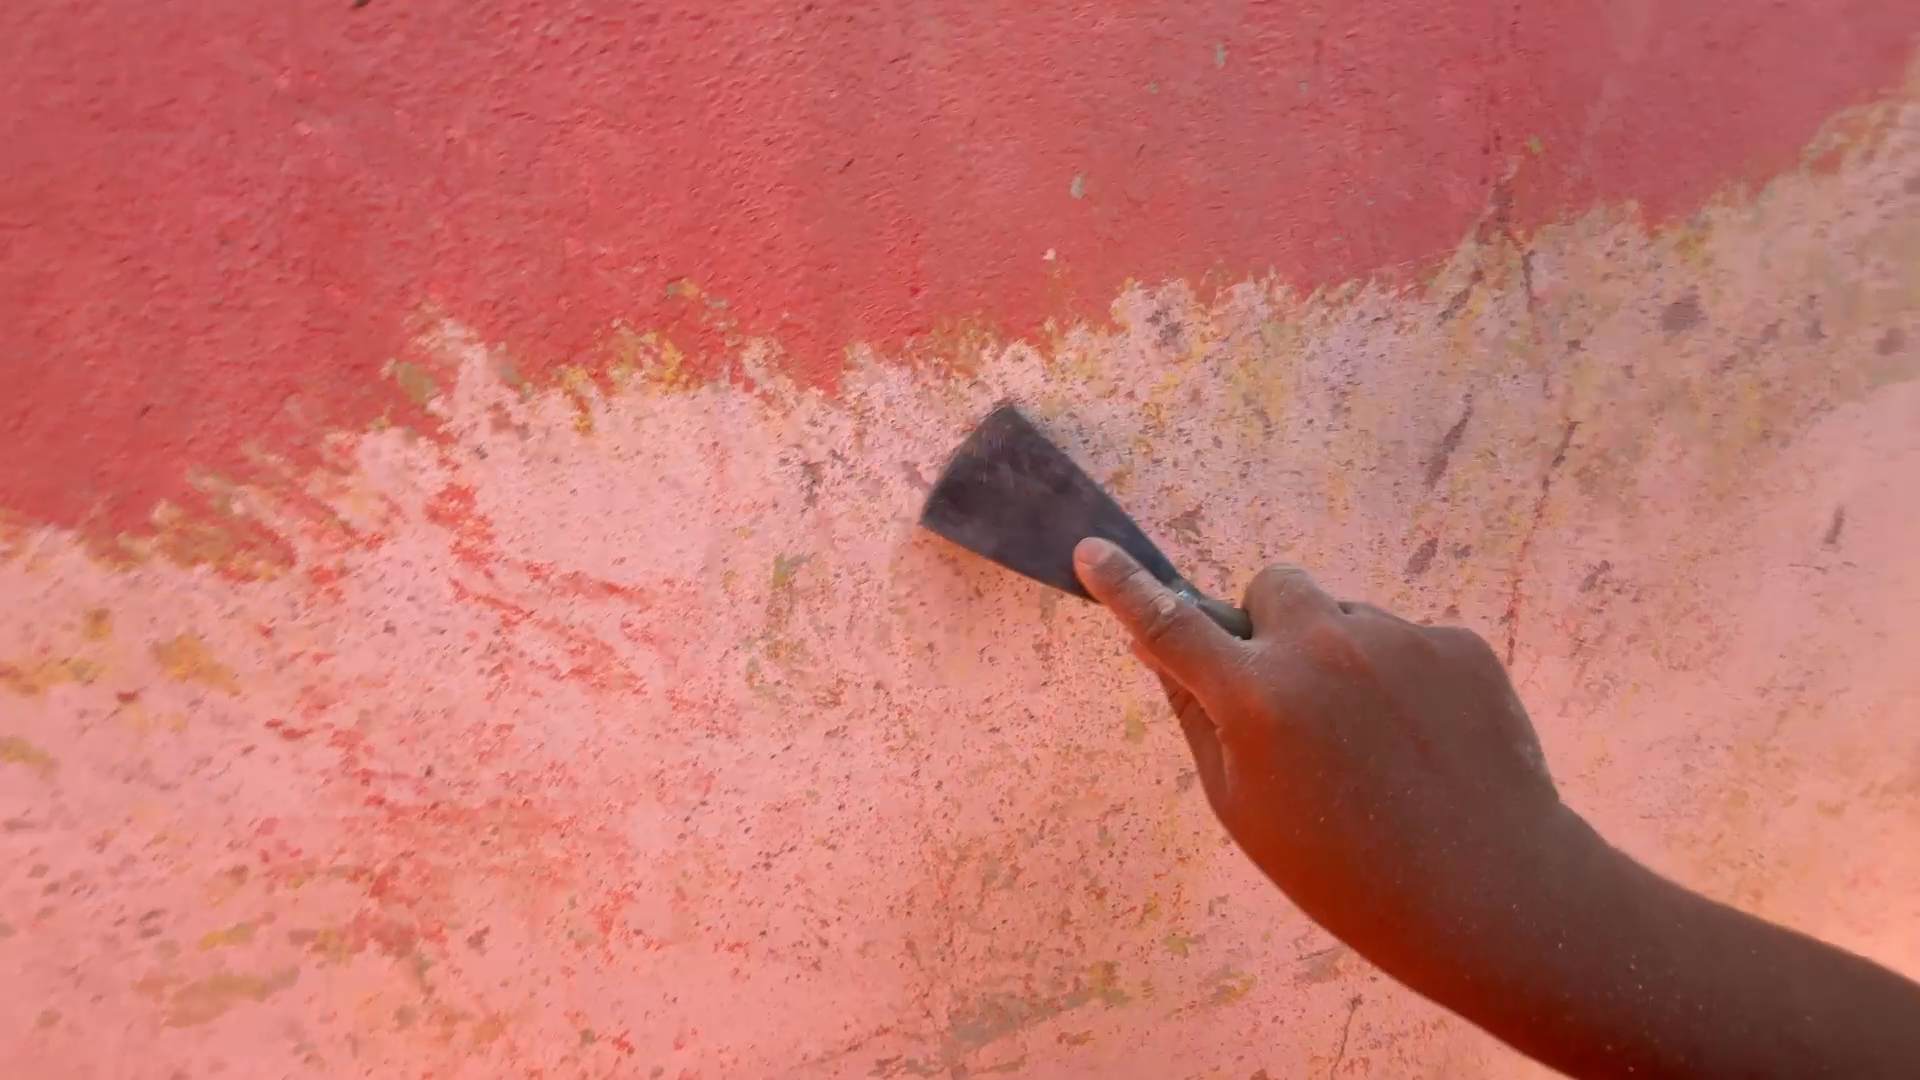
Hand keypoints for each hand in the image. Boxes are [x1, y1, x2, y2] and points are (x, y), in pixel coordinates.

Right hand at [1073, 537, 1584, 992]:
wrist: (1497, 899)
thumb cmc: (1338, 868)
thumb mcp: (1237, 800)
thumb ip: (1193, 710)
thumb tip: (1151, 646)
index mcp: (1256, 696)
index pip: (1169, 623)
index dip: (1124, 585)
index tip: (1091, 550)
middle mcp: (1322, 648)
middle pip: (1271, 585)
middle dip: (1267, 623)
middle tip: (1288, 687)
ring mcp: (1398, 638)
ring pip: (1341, 616)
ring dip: (1335, 653)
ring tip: (1372, 733)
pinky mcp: (1460, 643)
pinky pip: (1402, 637)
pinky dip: (1397, 672)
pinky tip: (1421, 734)